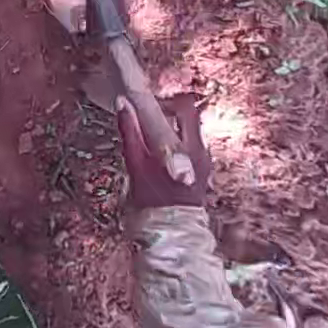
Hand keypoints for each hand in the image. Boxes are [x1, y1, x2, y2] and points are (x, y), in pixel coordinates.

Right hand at [115, 93, 211, 209]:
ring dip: (174, 127)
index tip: (152, 101)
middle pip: (190, 117)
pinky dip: (178, 142)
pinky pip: (192, 146)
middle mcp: (201, 149)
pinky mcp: (204, 170)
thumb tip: (122, 102)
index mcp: (187, 144)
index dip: (169, 99)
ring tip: (153, 133)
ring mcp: (205, 160)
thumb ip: (130, 130)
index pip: (186, 106)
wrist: (172, 228)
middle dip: (172, 111)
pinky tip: (162, 152)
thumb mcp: (135, 162)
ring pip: (191, 131)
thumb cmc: (152, 196)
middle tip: (152, 114)